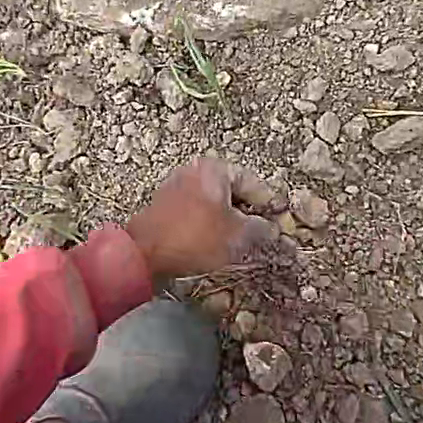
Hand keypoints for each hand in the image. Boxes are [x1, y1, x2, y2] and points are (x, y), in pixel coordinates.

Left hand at [126, 159, 279, 280]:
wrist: (142, 254)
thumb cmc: (195, 238)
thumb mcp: (238, 234)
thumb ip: (261, 228)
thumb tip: (273, 229)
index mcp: (215, 169)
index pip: (253, 183)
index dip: (270, 205)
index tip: (280, 222)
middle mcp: (195, 170)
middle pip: (233, 191)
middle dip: (249, 214)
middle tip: (262, 234)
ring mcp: (177, 186)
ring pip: (215, 203)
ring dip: (229, 220)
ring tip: (240, 242)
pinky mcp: (165, 206)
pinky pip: (198, 211)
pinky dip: (210, 224)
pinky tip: (215, 243)